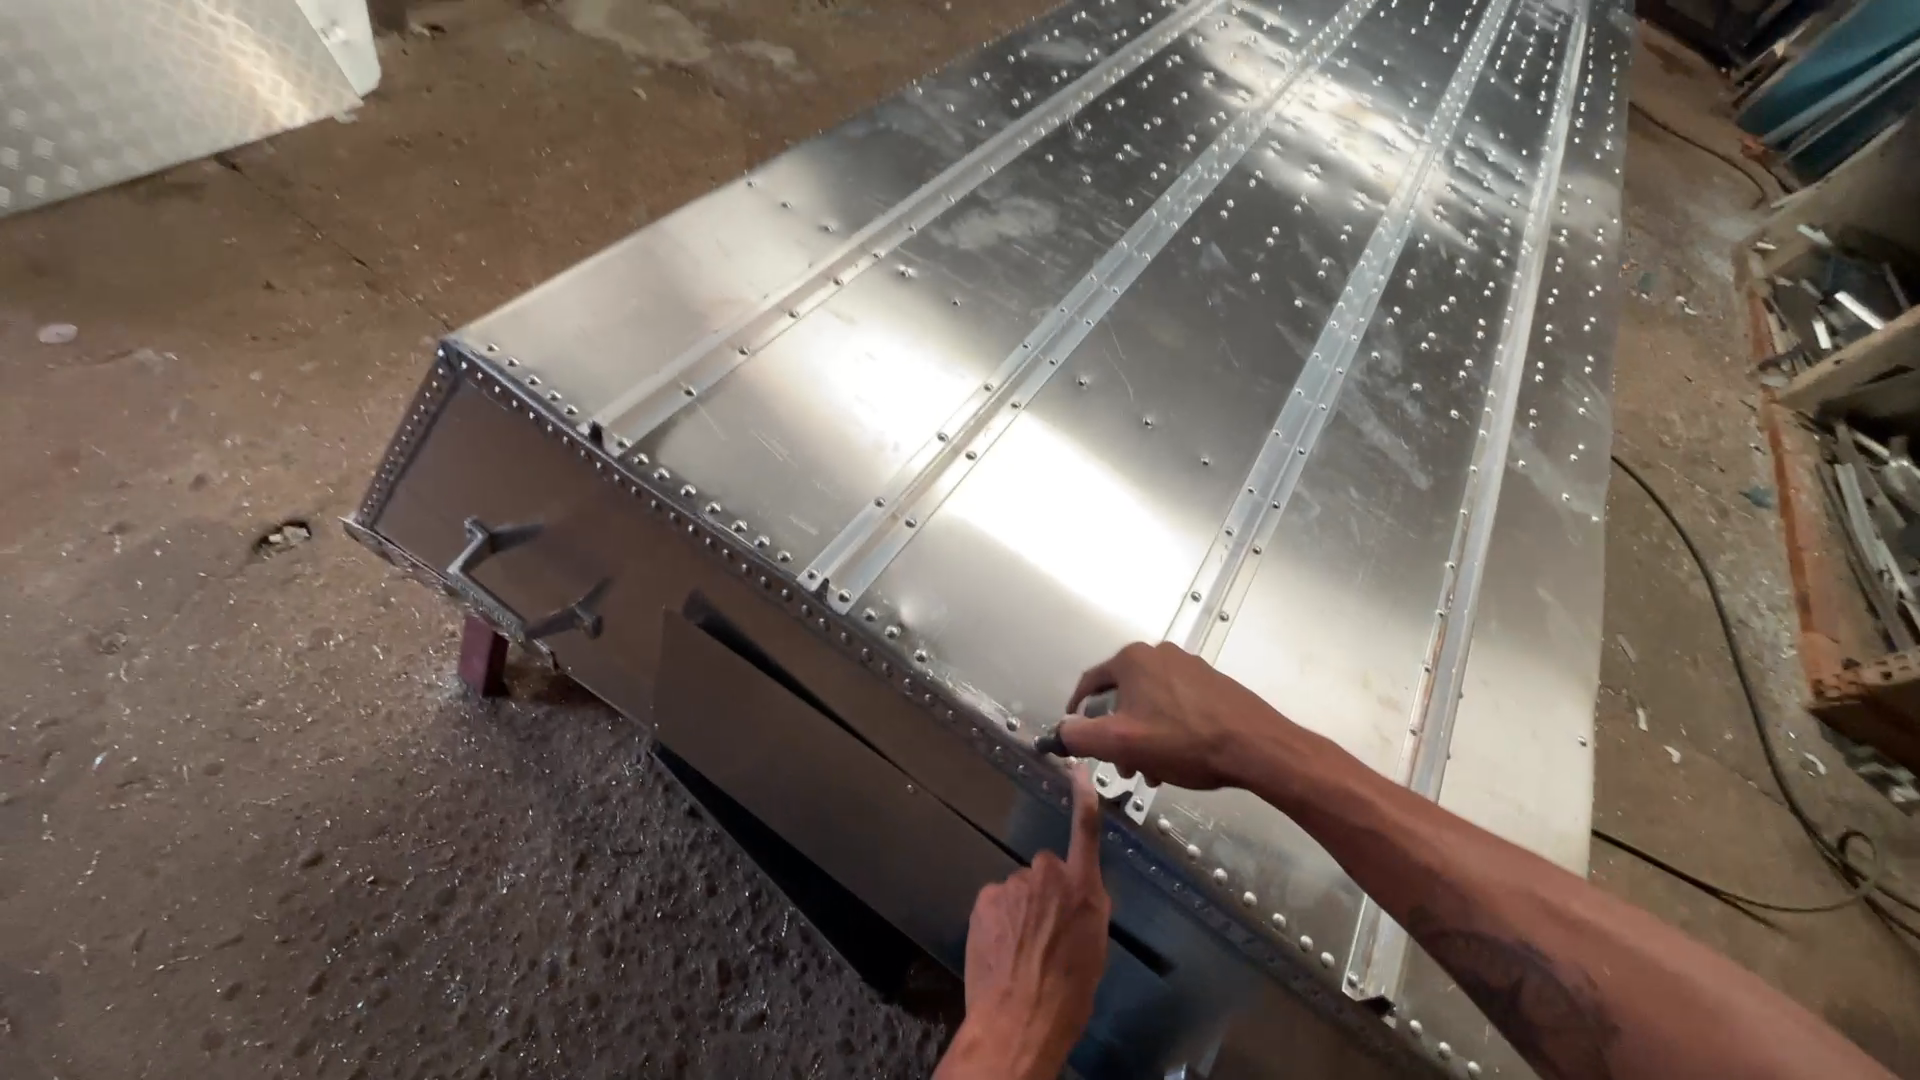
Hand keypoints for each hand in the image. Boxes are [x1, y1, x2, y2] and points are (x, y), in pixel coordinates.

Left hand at [935, 767, 1110, 1079]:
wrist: (1020, 1018)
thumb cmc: (1069, 993)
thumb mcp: (1095, 948)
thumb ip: (1087, 908)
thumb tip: (1078, 896)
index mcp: (1084, 888)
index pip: (1086, 831)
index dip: (1083, 797)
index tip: (1077, 769)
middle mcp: (1048, 876)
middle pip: (1046, 870)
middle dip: (1045, 892)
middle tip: (1046, 933)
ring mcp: (1013, 884)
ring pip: (1019, 889)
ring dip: (1020, 909)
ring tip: (1023, 950)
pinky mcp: (985, 898)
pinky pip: (996, 902)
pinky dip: (998, 919)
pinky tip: (1001, 949)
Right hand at [1056, 641, 1292, 790]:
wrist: (1257, 747)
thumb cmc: (1183, 741)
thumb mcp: (1120, 743)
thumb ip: (1080, 735)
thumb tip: (1061, 730)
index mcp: (1132, 659)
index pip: (1090, 683)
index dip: (1077, 712)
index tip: (1076, 736)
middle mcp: (1159, 654)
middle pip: (1121, 696)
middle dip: (1116, 733)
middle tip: (1122, 766)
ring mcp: (1189, 667)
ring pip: (1149, 704)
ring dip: (1142, 737)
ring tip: (1152, 771)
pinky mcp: (1213, 683)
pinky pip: (1175, 705)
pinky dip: (1167, 730)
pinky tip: (1176, 759)